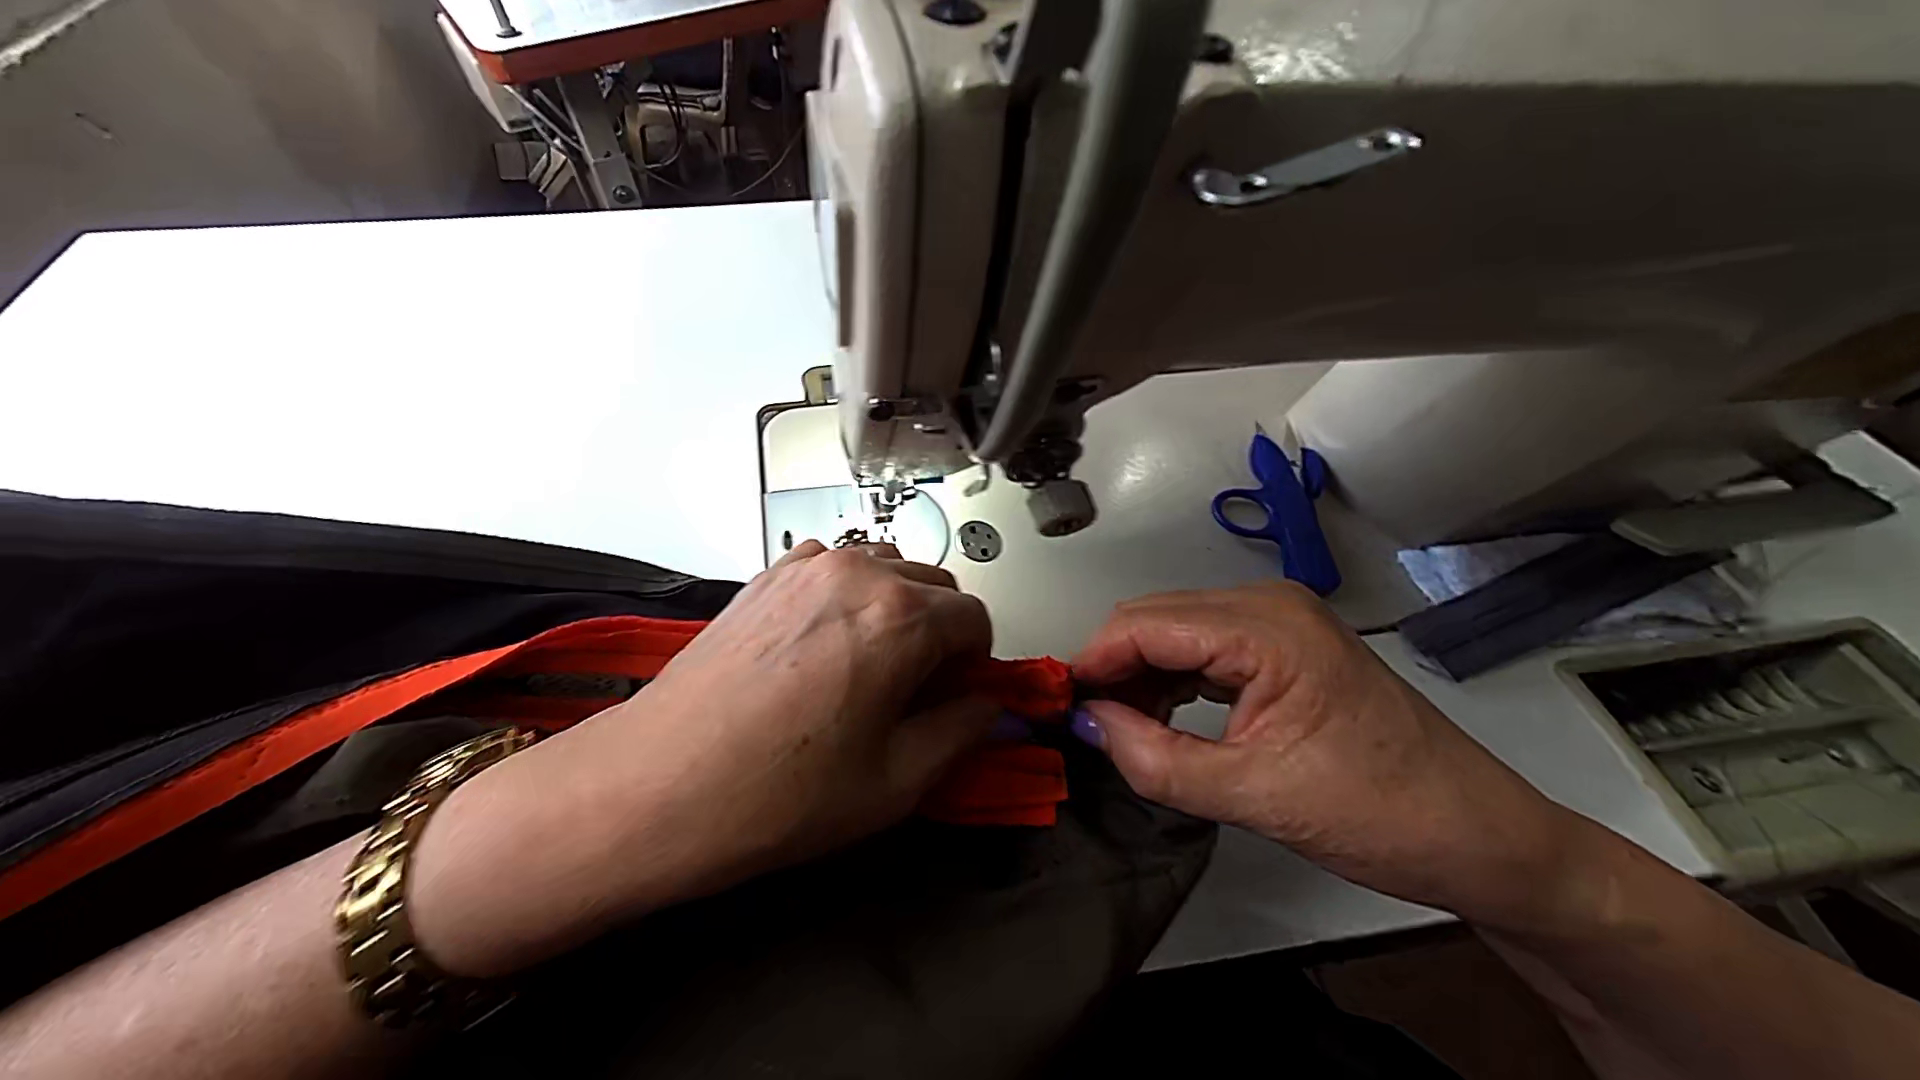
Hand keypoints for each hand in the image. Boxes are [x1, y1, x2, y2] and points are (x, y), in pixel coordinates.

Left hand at [409, 541, 998, 974]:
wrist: (654, 785)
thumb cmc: (779, 795)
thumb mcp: (897, 782)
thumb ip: (962, 732)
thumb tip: (985, 704)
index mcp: (901, 617)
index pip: (976, 617)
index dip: (976, 662)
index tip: (956, 697)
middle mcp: (858, 573)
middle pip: (936, 585)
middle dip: (941, 632)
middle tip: (916, 688)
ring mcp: (807, 566)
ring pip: (887, 569)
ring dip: (898, 607)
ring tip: (868, 663)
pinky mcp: (767, 575)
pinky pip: (834, 566)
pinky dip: (849, 594)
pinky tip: (822, 644)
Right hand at [1073, 583, 1585, 928]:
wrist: (1480, 837)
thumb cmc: (1383, 814)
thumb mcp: (1253, 796)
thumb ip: (1154, 760)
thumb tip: (1089, 725)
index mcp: (1266, 627)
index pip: (1144, 624)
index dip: (1093, 662)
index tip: (1060, 705)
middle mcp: (1268, 605)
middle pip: (1153, 617)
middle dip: (1110, 665)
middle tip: (1083, 721)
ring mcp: (1277, 620)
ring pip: (1173, 629)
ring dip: (1138, 673)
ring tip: (1118, 726)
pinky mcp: (1281, 644)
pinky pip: (1201, 646)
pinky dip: (1170, 677)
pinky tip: (1157, 716)